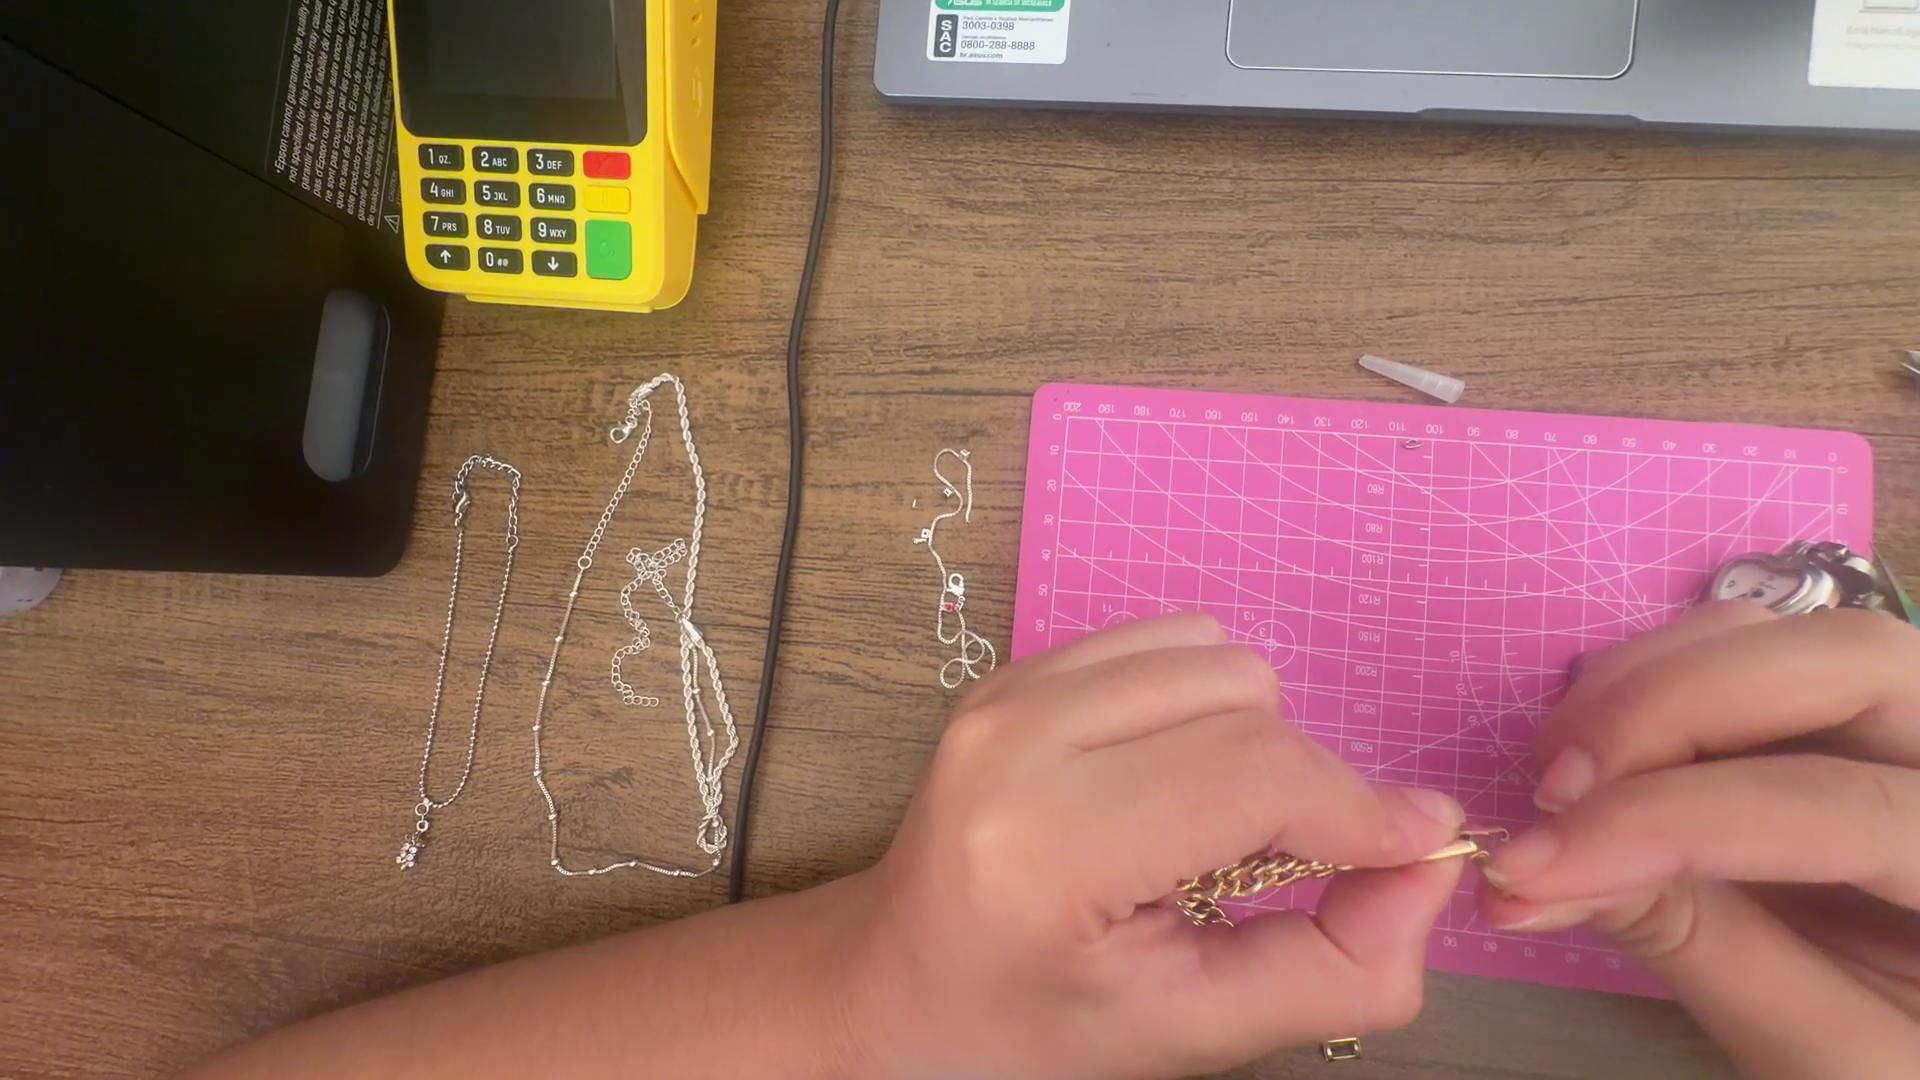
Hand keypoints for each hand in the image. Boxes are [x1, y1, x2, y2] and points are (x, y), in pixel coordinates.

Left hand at [841, 612, 1470, 1079]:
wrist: (897, 970)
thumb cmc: (1029, 1024)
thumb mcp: (1188, 1030)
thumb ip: (1335, 965)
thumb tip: (1421, 854)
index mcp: (1050, 840)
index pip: (1251, 772)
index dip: (1359, 806)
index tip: (1413, 845)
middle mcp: (1019, 735)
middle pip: (1239, 696)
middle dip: (1297, 777)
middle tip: (1269, 854)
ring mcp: (1008, 688)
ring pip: (1207, 651)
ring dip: (1242, 728)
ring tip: (1201, 812)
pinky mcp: (1012, 670)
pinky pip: (1156, 640)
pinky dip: (1191, 695)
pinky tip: (1158, 766)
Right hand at [1478, 600, 1919, 1078]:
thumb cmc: (1911, 1063)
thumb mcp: (1829, 1050)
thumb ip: (1687, 943)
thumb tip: (1519, 874)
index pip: (1837, 809)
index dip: (1659, 825)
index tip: (1524, 863)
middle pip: (1836, 661)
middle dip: (1660, 709)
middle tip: (1554, 787)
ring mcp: (1910, 721)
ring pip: (1762, 634)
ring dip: (1633, 687)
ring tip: (1564, 773)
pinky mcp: (1825, 709)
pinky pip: (1719, 647)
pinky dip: (1632, 683)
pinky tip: (1595, 753)